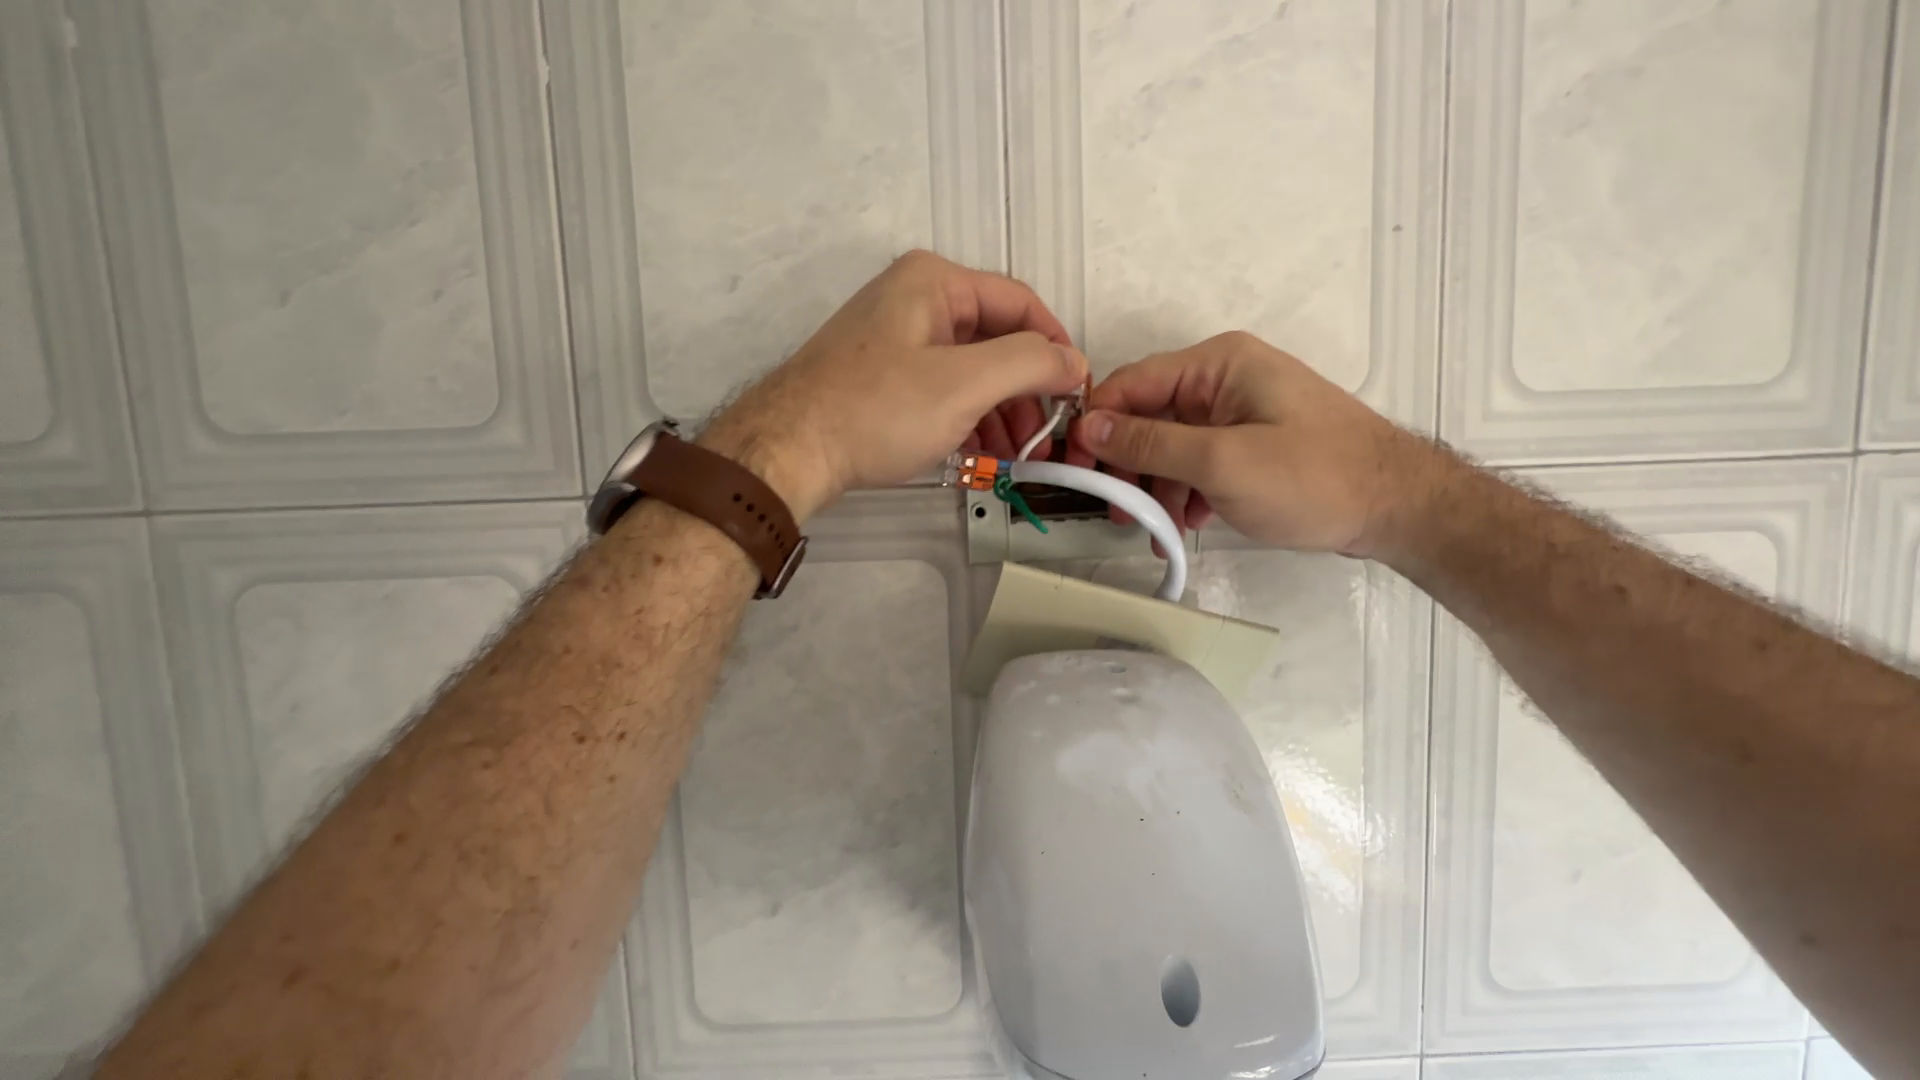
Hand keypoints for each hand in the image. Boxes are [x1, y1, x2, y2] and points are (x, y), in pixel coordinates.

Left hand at [701, 250, 1087, 519]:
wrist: (789, 451)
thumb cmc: (877, 411)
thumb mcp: (964, 384)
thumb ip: (1029, 363)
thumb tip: (1075, 362)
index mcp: (935, 282)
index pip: (1021, 302)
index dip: (1056, 347)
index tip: (1076, 395)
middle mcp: (915, 299)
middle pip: (995, 339)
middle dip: (1026, 391)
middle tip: (1045, 440)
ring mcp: (895, 338)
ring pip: (970, 369)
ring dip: (999, 412)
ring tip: (1015, 457)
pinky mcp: (881, 375)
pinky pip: (941, 388)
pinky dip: (966, 418)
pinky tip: (979, 455)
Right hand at [1069, 331, 1442, 557]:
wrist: (1397, 508)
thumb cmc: (1313, 478)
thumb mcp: (1220, 461)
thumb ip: (1149, 442)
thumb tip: (1087, 424)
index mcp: (1217, 365)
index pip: (1131, 384)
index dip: (1095, 425)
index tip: (1075, 470)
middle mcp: (1223, 380)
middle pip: (1147, 416)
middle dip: (1126, 464)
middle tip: (1115, 510)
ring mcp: (1238, 413)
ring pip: (1170, 445)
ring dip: (1154, 486)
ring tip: (1150, 528)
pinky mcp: (1250, 445)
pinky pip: (1197, 462)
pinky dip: (1183, 492)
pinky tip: (1182, 524)